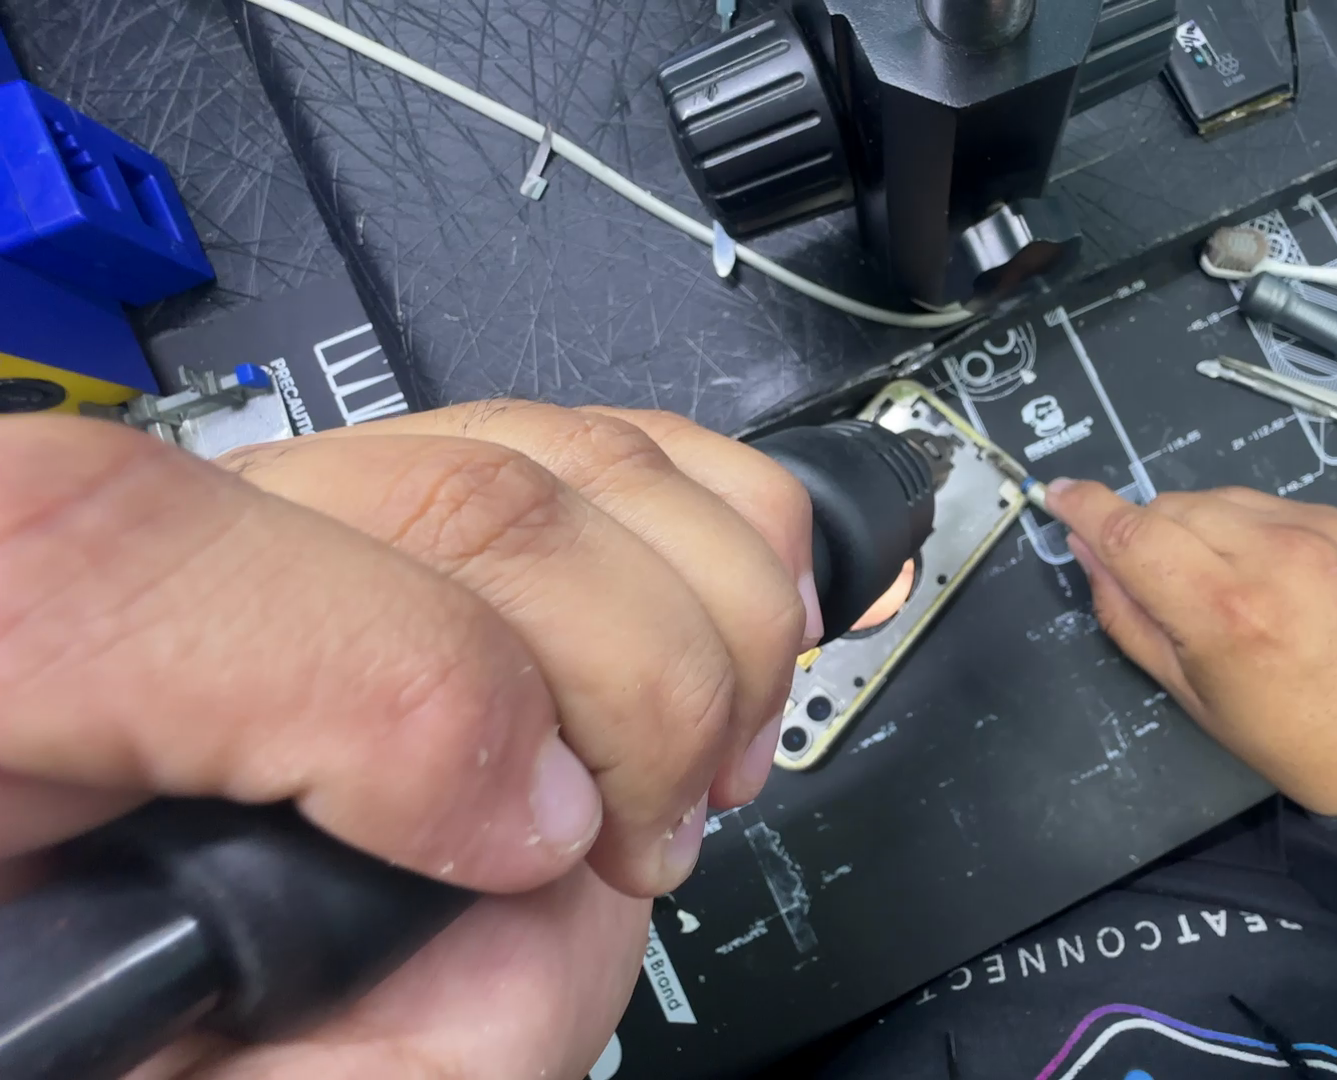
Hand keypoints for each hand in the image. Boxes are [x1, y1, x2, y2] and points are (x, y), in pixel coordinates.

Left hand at [0, 402, 818, 1077]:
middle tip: (654, 823)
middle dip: (637, 683)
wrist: (256, 972)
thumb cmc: (228, 1034)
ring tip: (704, 752)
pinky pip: (633, 442)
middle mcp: (168, 549)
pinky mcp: (470, 489)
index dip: (407, 700)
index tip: (541, 847)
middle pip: (459, 491)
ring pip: (580, 450)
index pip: (121, 559)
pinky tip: (737, 629)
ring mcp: (345, 496)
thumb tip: (549, 833)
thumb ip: (397, 1022)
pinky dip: (733, 529)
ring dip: (707, 623)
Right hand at [1045, 480, 1336, 816]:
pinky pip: (1255, 502)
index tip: (1055, 492)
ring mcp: (1311, 529)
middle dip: (1142, 531)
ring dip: (1188, 525)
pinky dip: (1235, 525)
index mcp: (1224, 611)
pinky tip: (1258, 567)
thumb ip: (1125, 612)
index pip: (1131, 535)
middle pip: (1165, 507)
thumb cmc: (1282, 733)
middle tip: (1157, 579)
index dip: (1084, 507)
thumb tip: (1086, 547)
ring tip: (1215, 576)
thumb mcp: (1185, 690)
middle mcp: (1268, 555)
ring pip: (1208, 497)